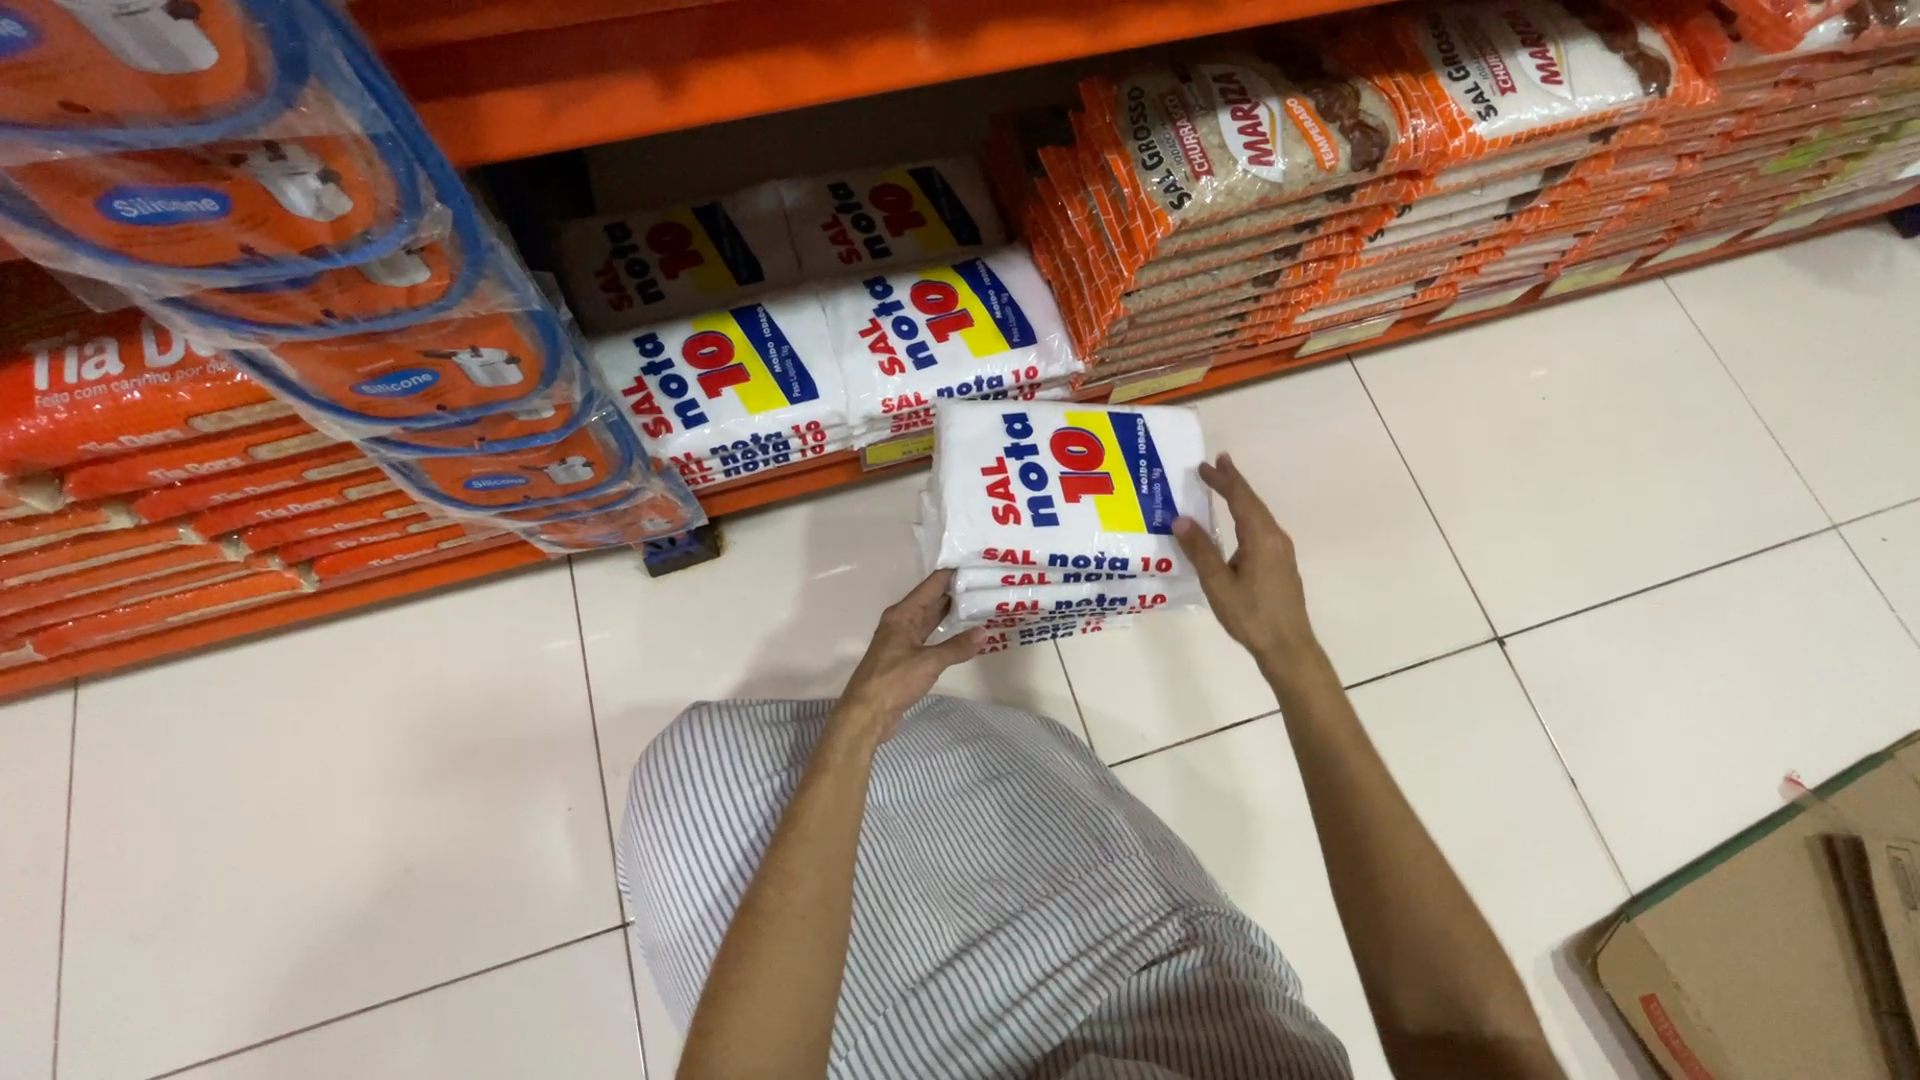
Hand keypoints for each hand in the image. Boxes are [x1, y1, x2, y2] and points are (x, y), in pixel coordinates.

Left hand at [837, 570, 985, 739]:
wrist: (866, 713)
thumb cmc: (894, 680)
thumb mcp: (929, 662)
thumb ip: (957, 647)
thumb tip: (984, 632)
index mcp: (902, 615)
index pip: (930, 586)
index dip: (950, 574)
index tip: (973, 564)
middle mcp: (901, 623)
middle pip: (930, 601)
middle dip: (954, 593)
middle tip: (983, 584)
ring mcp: (902, 642)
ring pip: (929, 621)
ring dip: (950, 614)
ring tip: (978, 605)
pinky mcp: (905, 660)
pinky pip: (929, 639)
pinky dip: (945, 635)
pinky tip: (962, 635)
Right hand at [1173, 454, 1316, 668]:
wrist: (1288, 646)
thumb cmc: (1251, 615)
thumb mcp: (1217, 584)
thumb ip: (1200, 550)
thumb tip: (1181, 519)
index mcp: (1261, 538)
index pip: (1240, 499)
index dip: (1222, 480)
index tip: (1204, 465)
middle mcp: (1275, 538)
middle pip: (1253, 503)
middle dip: (1234, 483)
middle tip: (1216, 465)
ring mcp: (1282, 552)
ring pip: (1259, 516)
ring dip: (1241, 499)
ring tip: (1224, 487)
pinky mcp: (1281, 564)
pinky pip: (1261, 529)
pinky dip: (1246, 516)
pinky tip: (1238, 525)